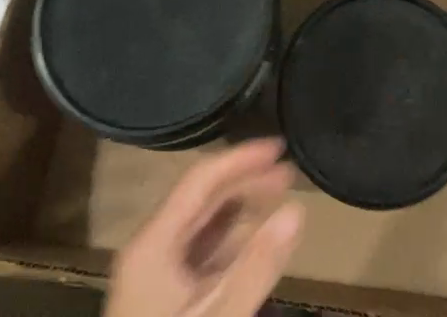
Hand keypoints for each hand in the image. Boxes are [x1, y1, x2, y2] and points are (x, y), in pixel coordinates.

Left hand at [105, 139, 305, 316]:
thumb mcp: (220, 314)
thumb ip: (258, 265)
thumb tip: (296, 211)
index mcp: (154, 244)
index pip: (201, 181)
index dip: (241, 159)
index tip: (280, 146)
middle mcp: (150, 250)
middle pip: (200, 200)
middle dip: (245, 181)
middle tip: (289, 172)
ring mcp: (153, 275)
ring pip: (200, 227)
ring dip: (240, 210)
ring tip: (279, 198)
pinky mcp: (162, 298)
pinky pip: (199, 255)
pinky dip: (230, 243)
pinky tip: (255, 244)